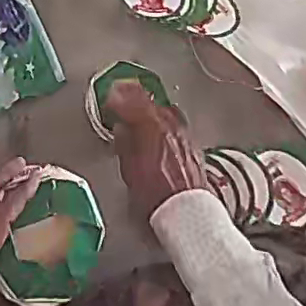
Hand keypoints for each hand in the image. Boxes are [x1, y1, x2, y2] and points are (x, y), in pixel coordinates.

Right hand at [105, 80, 206, 222]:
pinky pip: (178, 125)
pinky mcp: (193, 146)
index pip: (133, 102)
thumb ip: (125, 142)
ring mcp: (184, 135)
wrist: (186, 211)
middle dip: (136, 97)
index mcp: (150, 128)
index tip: (111, 94)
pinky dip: (166, 122)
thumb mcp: (129, 169)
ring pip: (167, 111)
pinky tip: (161, 128)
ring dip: (153, 108)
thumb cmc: (155, 195)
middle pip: (152, 103)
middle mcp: (170, 127)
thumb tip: (122, 129)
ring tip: (142, 109)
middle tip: (124, 95)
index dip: (120, 96)